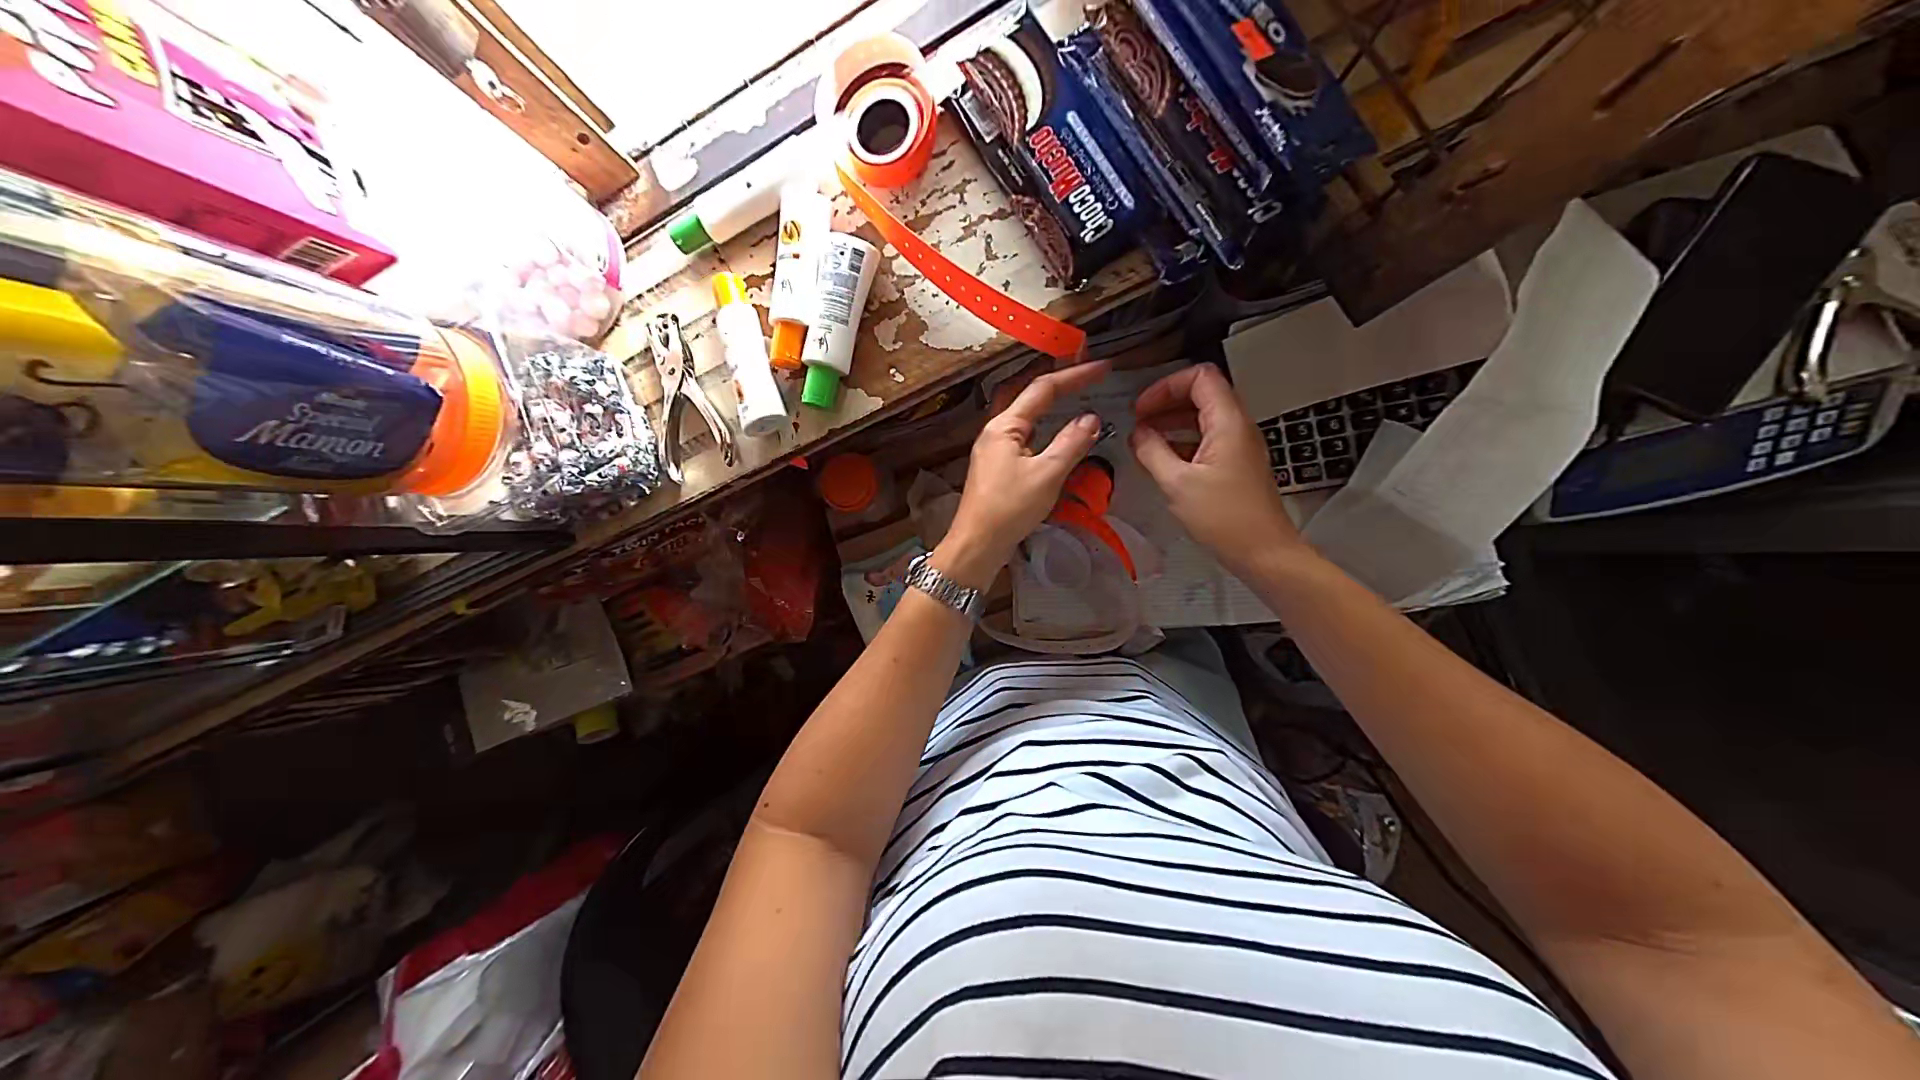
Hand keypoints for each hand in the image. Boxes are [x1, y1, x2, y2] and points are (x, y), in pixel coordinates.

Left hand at [937, 361, 1110, 586]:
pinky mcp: (997, 466)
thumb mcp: (1047, 475)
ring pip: (1027, 415)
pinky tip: (1056, 433)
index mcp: (1005, 426)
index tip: (1102, 368)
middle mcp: (996, 431)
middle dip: (1060, 382)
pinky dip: (1045, 426)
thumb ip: (1071, 443)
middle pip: (1030, 396)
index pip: (1043, 389)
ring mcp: (994, 448)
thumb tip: (1091, 419)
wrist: (977, 545)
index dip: (1075, 376)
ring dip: (1051, 403)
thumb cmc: (1008, 509)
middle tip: (1088, 374)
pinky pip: (1025, 435)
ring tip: (1077, 394)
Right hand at [1129, 363, 1309, 575]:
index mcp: (1228, 423)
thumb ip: (1152, 452)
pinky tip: (1162, 460)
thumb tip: (1138, 434)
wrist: (1264, 552)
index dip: (1165, 386)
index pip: (1199, 377)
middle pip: (1201, 394)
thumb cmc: (1226, 520)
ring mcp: (1239, 446)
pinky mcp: (1236, 465)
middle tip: (1139, 421)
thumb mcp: (1177, 484)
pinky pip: (1207, 440)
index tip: (1142, 408)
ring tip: (1144, 440)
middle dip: (1165, 403)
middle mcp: (1238, 428)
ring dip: (1171, 423)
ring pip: (1202, 418)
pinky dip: (1182, 442)